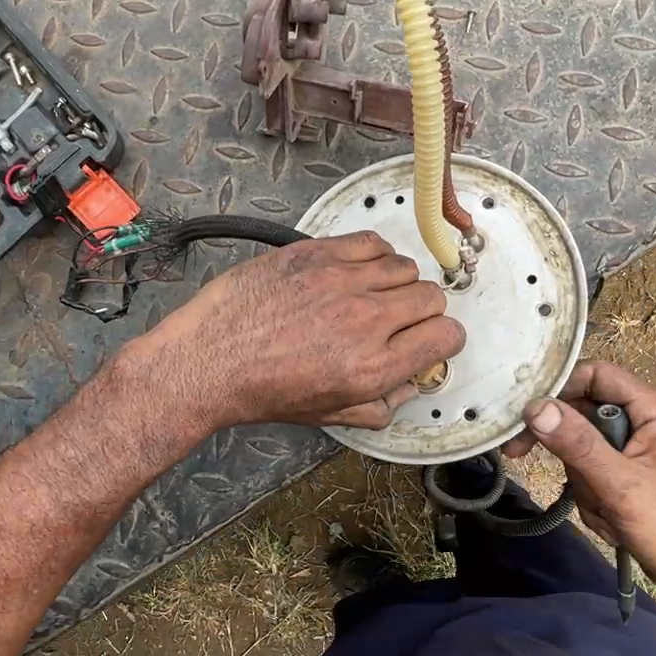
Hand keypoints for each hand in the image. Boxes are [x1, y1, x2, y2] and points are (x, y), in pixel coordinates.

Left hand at [126, 231, 464, 431]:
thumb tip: (409, 385)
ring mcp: (341, 281)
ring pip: (404, 266)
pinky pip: (370, 241)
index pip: (446, 336)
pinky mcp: (316, 255)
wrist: (209, 360)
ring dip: (396, 282)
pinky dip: (372, 255)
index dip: (442, 339)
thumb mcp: (330, 414)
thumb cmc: (261, 388)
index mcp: (373, 366)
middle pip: (431, 297)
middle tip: (397, 319)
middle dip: (421, 312)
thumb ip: (382, 405)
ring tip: (370, 294)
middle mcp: (365, 320)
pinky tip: (354, 271)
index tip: (429, 338)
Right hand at [504, 361, 655, 614]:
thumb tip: (535, 407)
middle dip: (574, 454)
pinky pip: (602, 474)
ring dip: (588, 485)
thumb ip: (577, 444)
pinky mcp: (644, 477)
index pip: (598, 375)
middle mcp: (655, 423)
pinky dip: (598, 499)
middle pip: (588, 415)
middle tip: (559, 476)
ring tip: (609, 515)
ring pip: (590, 450)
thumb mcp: (622, 487)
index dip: (560, 390)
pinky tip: (616, 524)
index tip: (527, 418)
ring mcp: (649, 452)